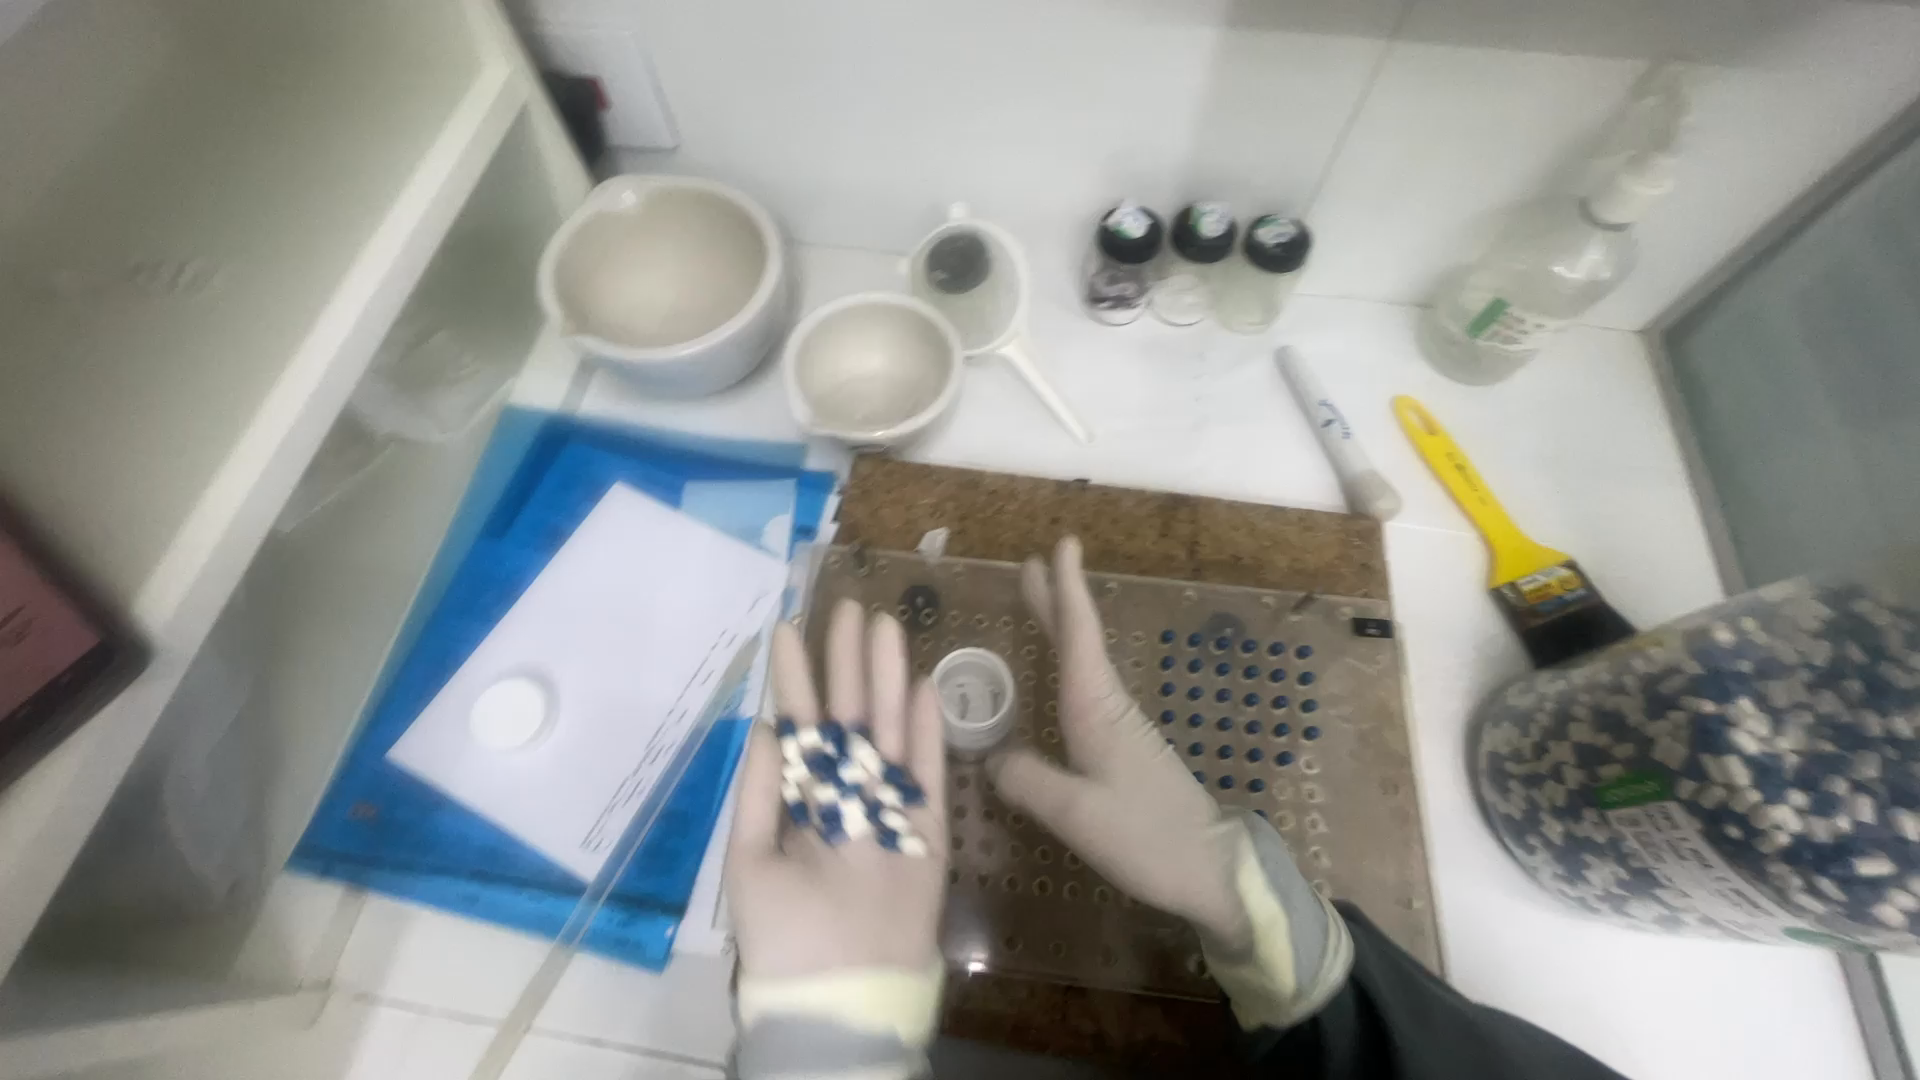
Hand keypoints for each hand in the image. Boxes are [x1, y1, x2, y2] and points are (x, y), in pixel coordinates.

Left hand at [726, 600, 948, 1037]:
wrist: (841, 992)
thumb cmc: (785, 935)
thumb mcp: (749, 864)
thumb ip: (759, 794)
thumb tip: (766, 727)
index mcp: (802, 797)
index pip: (799, 723)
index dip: (794, 677)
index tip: (787, 628)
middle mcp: (846, 789)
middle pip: (850, 712)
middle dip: (847, 662)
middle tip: (846, 607)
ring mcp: (889, 802)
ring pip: (889, 726)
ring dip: (888, 677)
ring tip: (885, 626)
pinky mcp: (927, 823)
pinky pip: (927, 767)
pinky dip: (927, 729)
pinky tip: (922, 684)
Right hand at [988, 537, 1253, 951]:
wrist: (1211, 870)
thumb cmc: (1147, 837)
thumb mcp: (1076, 814)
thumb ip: (1027, 781)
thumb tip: (992, 759)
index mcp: (1095, 709)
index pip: (1079, 635)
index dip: (1066, 589)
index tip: (1063, 545)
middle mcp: (1107, 706)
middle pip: (1080, 638)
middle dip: (1055, 598)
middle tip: (1030, 564)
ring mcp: (1118, 725)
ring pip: (1082, 660)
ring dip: (1059, 624)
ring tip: (1036, 599)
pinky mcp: (1122, 747)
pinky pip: (1084, 687)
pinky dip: (1065, 661)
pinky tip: (1056, 674)